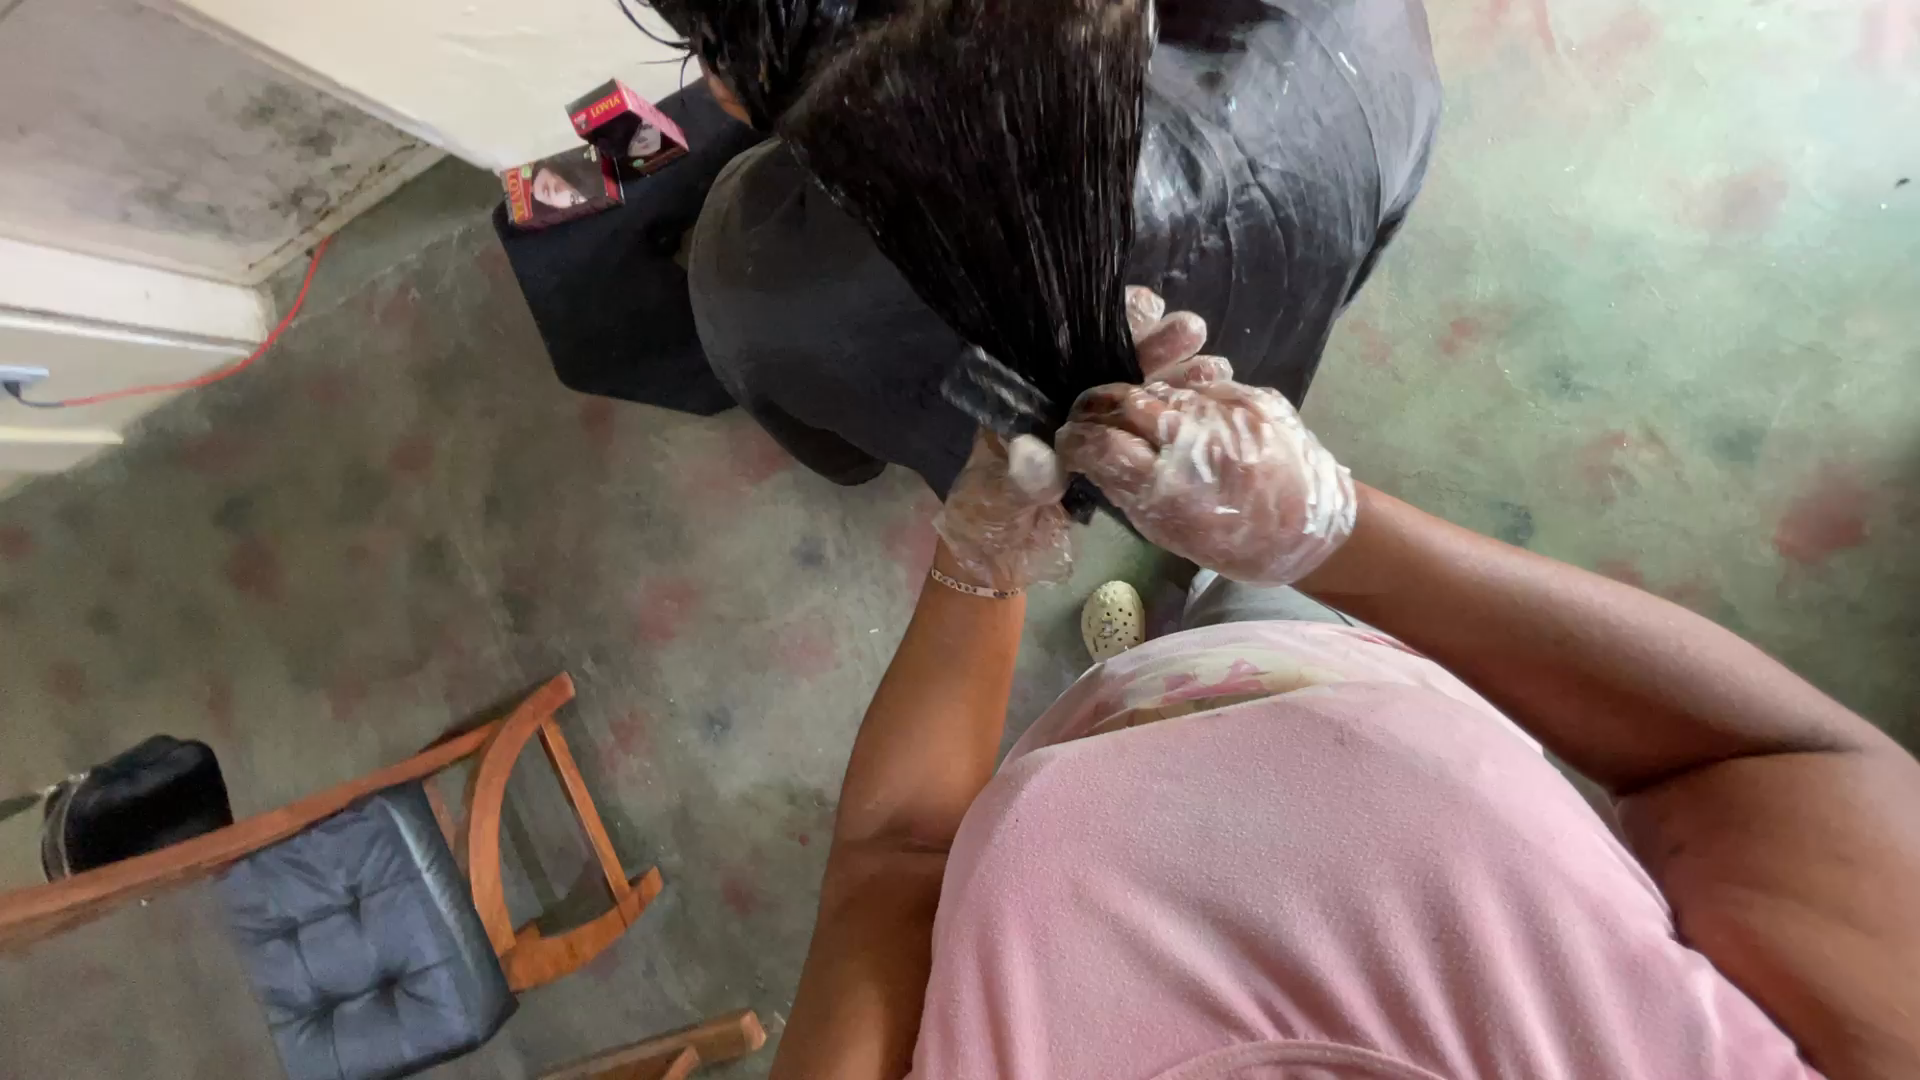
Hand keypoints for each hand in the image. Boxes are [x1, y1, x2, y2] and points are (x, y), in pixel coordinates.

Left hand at [931, 287, 1211, 590]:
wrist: (1007, 559)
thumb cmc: (993, 518)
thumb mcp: (1001, 499)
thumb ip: (1020, 476)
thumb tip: (1032, 451)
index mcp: (1030, 399)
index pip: (1070, 347)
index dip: (1106, 324)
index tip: (1142, 311)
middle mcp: (1068, 403)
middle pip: (1115, 362)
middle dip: (1154, 345)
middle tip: (1188, 333)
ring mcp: (1099, 427)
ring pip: (1144, 391)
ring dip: (1179, 377)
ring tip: (1214, 369)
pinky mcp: (1122, 455)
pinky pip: (1156, 426)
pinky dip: (1185, 412)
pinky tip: (1215, 400)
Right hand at [1055, 357, 1355, 586]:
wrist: (1313, 528)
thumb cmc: (1232, 544)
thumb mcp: (1168, 531)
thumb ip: (1127, 491)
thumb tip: (1092, 458)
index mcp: (1173, 488)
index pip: (1104, 446)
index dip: (1077, 441)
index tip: (1069, 443)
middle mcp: (1200, 441)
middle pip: (1129, 402)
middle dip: (1098, 405)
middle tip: (1087, 415)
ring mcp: (1230, 411)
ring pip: (1162, 387)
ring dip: (1136, 397)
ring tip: (1129, 411)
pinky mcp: (1253, 395)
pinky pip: (1200, 384)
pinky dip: (1178, 396)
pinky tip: (1176, 410)